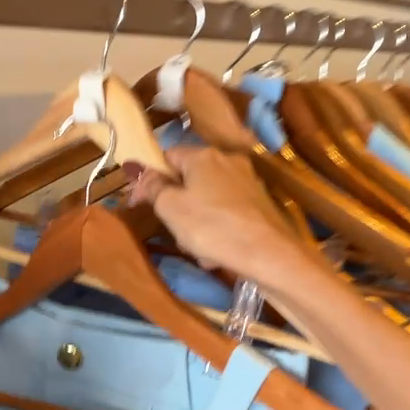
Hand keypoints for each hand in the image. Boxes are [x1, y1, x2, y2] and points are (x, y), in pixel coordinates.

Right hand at [129, 147, 301, 281]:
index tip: (141, 202)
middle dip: (177, 205)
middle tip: (172, 229)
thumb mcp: (170, 207)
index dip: (150, 177)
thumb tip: (140, 172)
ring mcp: (247, 182)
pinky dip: (218, 228)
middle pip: (189, 179)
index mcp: (203, 155)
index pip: (167, 156)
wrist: (269, 254)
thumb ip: (153, 187)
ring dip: (196, 221)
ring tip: (197, 247)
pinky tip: (218, 250)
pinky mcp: (260, 203)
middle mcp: (228, 161)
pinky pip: (226, 212)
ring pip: (207, 199)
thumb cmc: (211, 227)